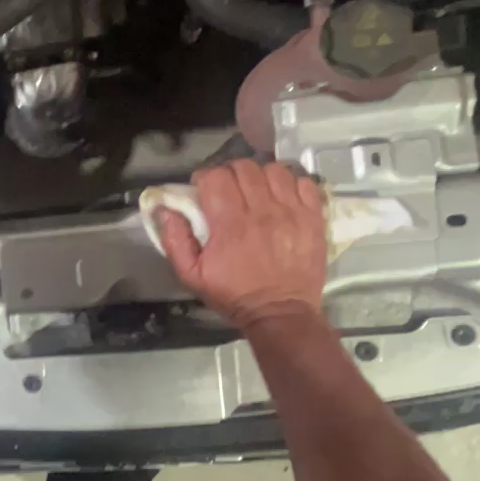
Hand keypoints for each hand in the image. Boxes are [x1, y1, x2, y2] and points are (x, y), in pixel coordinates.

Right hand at [156, 159, 327, 329]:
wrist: (280, 313)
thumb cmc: (233, 294)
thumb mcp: (191, 275)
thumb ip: (175, 240)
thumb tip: (165, 209)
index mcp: (230, 225)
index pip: (217, 177)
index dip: (205, 177)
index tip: (203, 188)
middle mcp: (263, 213)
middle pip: (245, 168)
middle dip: (230, 172)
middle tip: (227, 188)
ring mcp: (293, 213)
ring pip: (274, 170)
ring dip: (259, 174)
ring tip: (254, 189)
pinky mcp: (314, 218)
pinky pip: (304, 182)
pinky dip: (289, 182)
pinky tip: (280, 195)